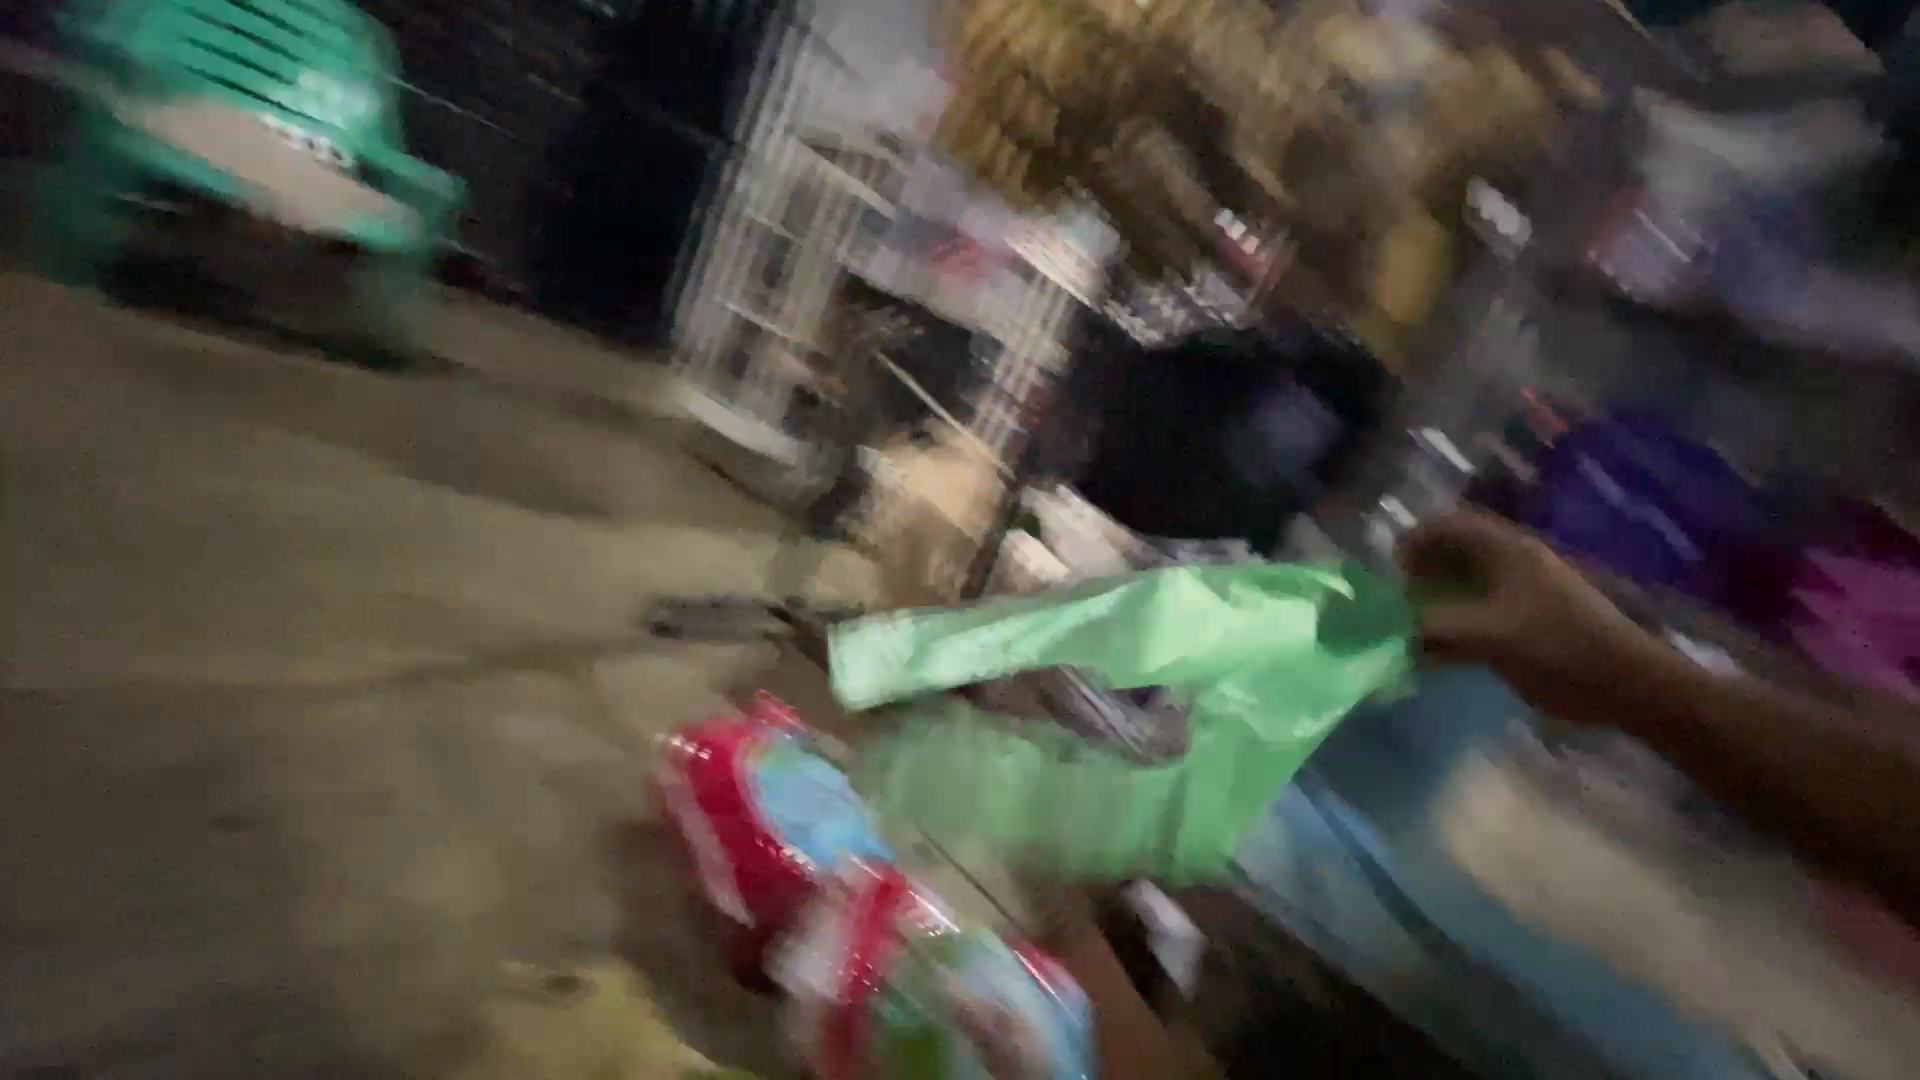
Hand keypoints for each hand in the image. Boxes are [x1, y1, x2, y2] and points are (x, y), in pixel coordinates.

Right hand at [1397, 511, 1667, 723]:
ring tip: (1414, 623)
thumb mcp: (1486, 636)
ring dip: (1433, 597)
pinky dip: (1451, 619)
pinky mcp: (1524, 618)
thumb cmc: (1556, 647)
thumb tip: (1387, 629)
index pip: (1448, 524)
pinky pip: (1475, 607)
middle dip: (1420, 571)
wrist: (1625, 684)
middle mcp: (1511, 561)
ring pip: (1462, 581)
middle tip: (1400, 600)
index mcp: (1505, 550)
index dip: (1414, 541)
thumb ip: (1431, 628)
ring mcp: (1520, 590)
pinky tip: (1439, 646)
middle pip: (1452, 550)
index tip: (1393, 572)